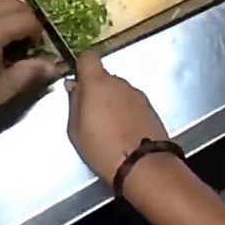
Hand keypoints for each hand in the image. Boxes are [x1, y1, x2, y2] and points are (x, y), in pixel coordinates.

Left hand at [0, 0, 63, 128]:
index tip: (34, 49)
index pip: (27, 18)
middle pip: (12, 3)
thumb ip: (29, 72)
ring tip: (6, 36)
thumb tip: (53, 65)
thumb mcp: (3, 87)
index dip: (36, 33)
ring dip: (6, 13)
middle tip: (25, 41)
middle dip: (24, 18)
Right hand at [66, 51, 169, 183]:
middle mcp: (119, 83)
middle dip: (97, 90)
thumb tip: (74, 86)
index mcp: (97, 83)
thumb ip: (73, 102)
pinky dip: (127, 112)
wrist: (144, 166)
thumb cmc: (101, 148)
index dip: (82, 67)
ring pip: (119, 91)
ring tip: (110, 127)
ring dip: (113, 102)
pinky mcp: (151, 108)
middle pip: (104, 77)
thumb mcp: (75, 129)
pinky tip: (125, 132)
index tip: (79, 83)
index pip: (88, 57)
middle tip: (92, 114)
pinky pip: (132, 103)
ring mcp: (137, 94)